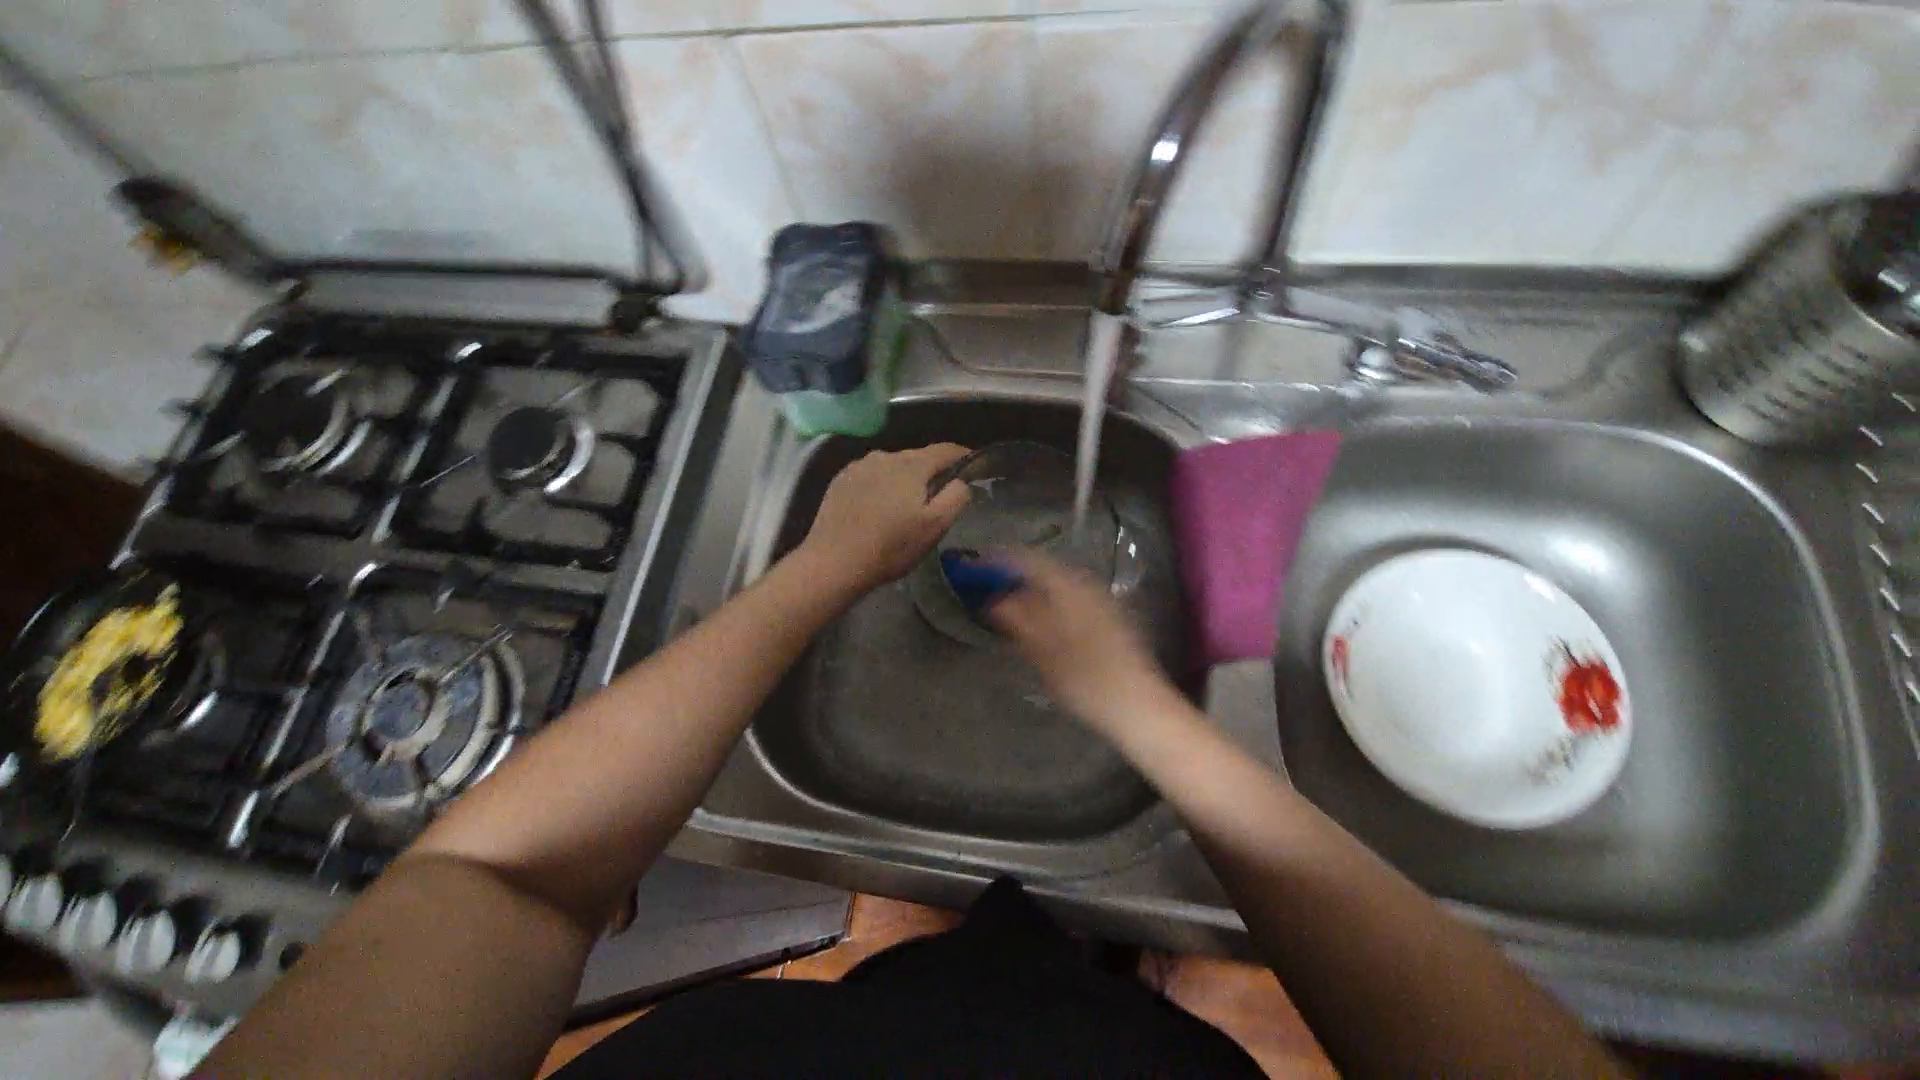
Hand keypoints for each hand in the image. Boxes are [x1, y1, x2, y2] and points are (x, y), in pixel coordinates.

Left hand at [796, 444, 972, 595]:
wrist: (834, 562)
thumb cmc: (891, 546)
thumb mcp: (935, 526)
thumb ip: (956, 496)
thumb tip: (960, 481)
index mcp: (911, 464)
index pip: (944, 450)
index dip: (962, 455)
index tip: (973, 464)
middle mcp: (884, 456)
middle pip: (917, 457)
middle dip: (931, 471)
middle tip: (939, 494)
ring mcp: (858, 466)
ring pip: (892, 466)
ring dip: (904, 479)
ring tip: (906, 503)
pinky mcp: (840, 481)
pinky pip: (870, 476)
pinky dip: (881, 485)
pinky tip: (878, 507)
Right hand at [983, 548, 1176, 736]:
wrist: (1139, 706)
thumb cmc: (1087, 680)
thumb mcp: (1044, 653)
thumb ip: (1019, 620)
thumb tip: (994, 600)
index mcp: (1070, 587)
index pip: (1028, 560)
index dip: (998, 560)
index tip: (972, 566)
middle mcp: (1088, 586)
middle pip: (1044, 569)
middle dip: (1013, 574)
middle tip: (985, 587)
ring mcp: (1102, 601)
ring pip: (1057, 584)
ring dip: (1030, 589)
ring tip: (1006, 604)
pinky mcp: (1109, 619)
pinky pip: (1069, 598)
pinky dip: (1047, 602)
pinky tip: (1037, 621)